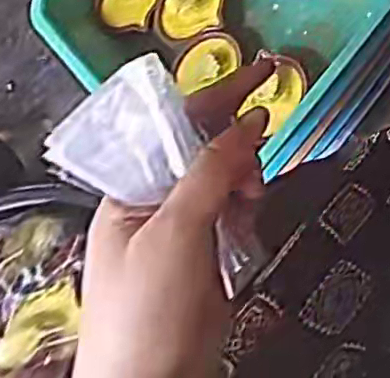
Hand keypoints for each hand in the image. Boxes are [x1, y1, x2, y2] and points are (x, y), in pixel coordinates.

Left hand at [73, 60, 276, 377]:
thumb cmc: (145, 315)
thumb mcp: (175, 232)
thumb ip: (211, 170)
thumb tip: (248, 121)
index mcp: (131, 192)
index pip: (175, 127)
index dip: (217, 97)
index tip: (257, 74)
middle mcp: (156, 201)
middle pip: (207, 146)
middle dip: (236, 145)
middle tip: (258, 152)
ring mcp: (184, 224)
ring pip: (227, 173)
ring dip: (246, 177)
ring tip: (249, 200)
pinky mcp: (208, 245)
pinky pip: (236, 203)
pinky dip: (248, 202)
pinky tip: (248, 217)